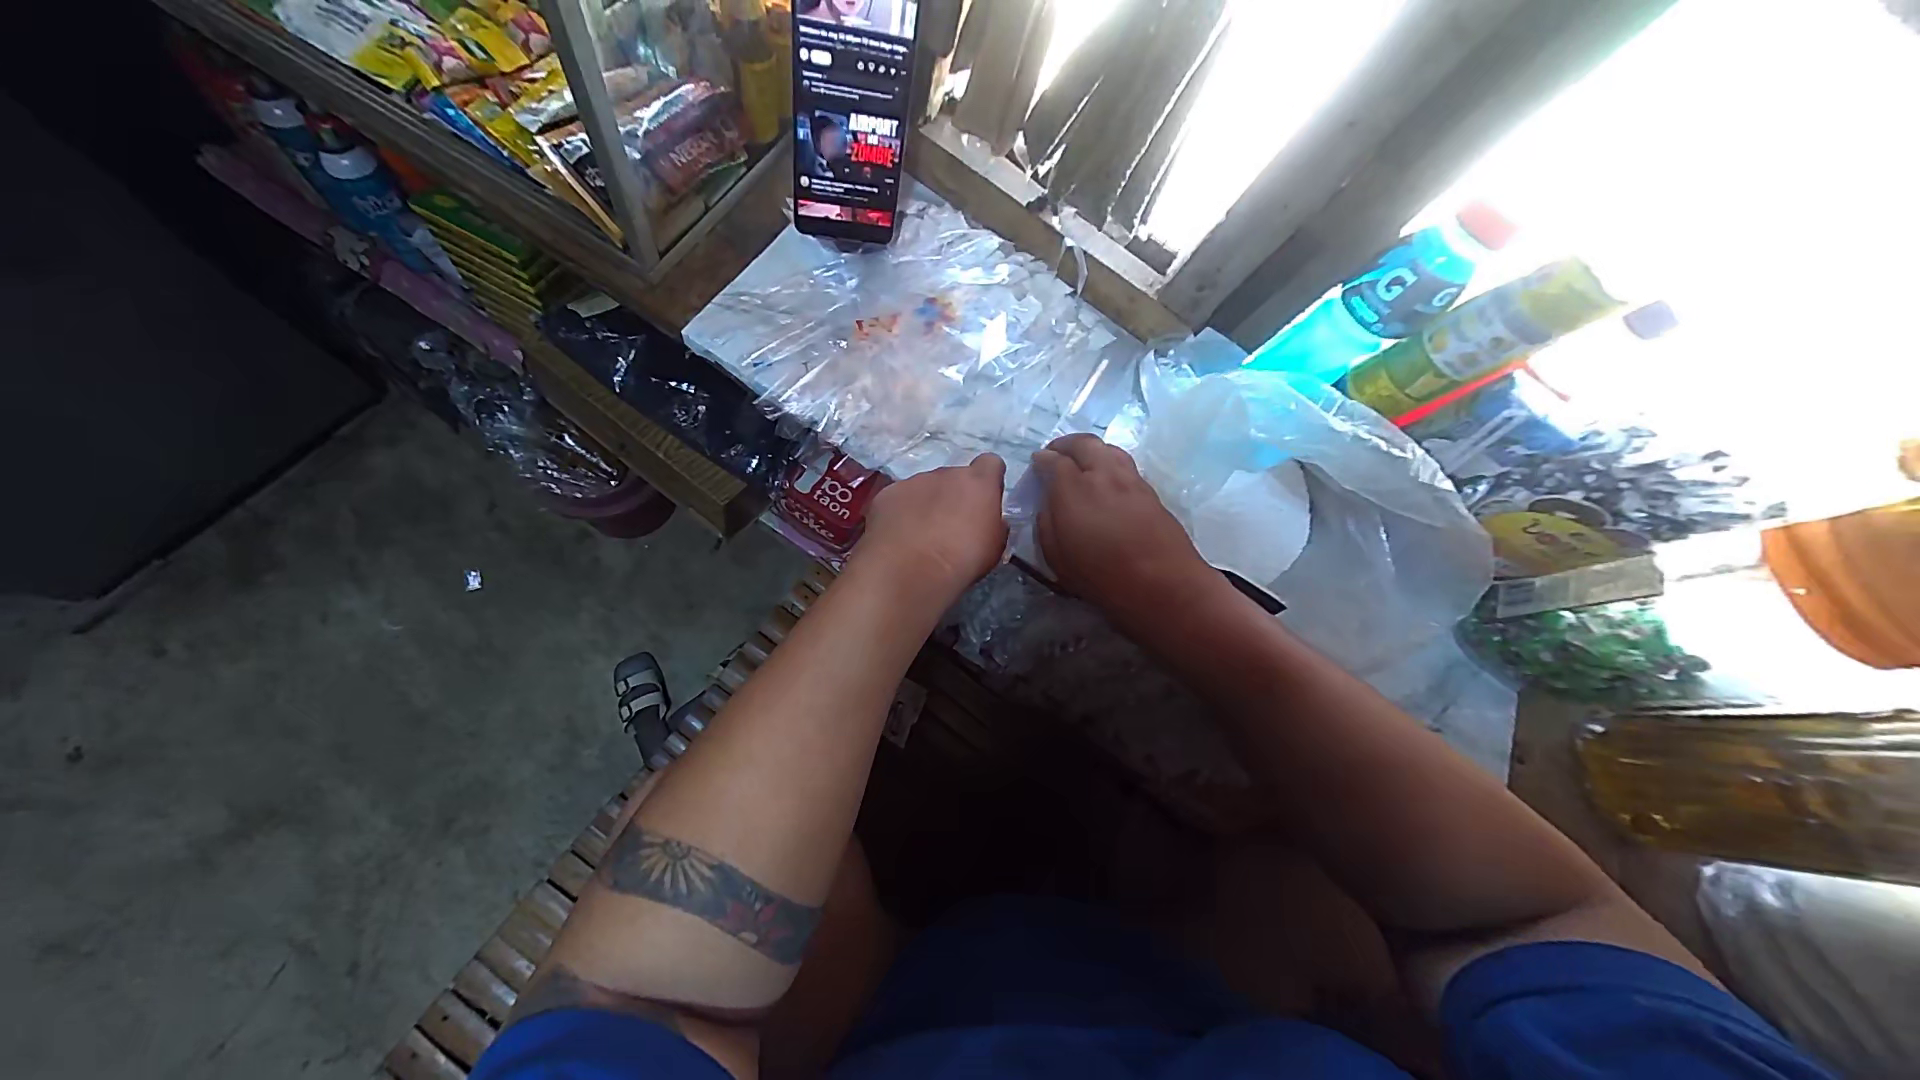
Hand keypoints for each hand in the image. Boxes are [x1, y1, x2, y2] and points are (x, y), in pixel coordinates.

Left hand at [853, 454, 1008, 599]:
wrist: (910, 570)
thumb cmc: (962, 560)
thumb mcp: (995, 546)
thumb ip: (994, 523)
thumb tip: (989, 520)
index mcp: (978, 482)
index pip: (990, 463)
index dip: (988, 480)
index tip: (984, 501)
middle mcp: (946, 473)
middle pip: (954, 477)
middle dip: (954, 496)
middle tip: (950, 528)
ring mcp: (913, 481)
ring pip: (924, 488)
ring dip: (926, 504)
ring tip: (920, 536)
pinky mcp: (886, 494)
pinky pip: (899, 499)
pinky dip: (900, 513)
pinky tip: (899, 537)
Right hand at [1030, 435, 1216, 625]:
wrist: (1162, 583)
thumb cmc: (1101, 576)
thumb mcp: (1057, 557)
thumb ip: (1046, 523)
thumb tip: (1048, 503)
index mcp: (1073, 488)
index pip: (1053, 460)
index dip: (1041, 460)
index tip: (1036, 463)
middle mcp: (1103, 474)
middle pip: (1084, 443)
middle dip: (1066, 444)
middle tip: (1056, 453)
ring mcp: (1130, 479)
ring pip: (1108, 449)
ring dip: (1091, 449)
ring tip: (1081, 462)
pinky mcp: (1150, 491)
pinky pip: (1124, 464)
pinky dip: (1109, 461)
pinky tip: (1105, 479)